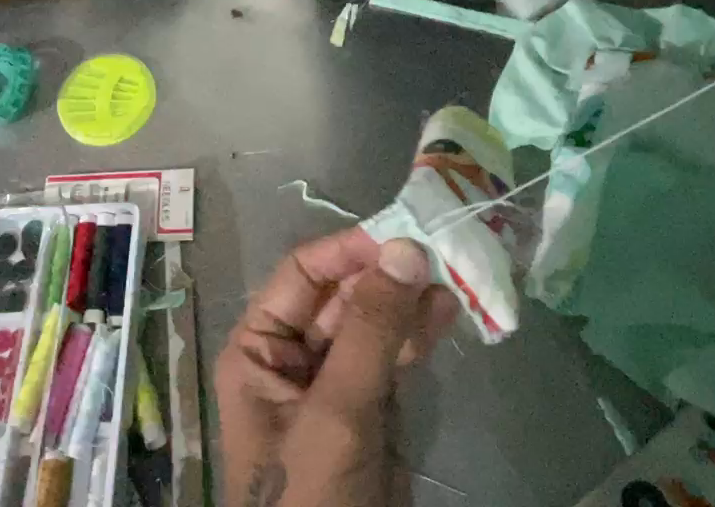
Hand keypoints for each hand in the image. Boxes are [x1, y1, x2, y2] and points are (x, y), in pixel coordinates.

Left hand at [214, 230, 456, 506]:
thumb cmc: (312, 493)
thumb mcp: (337, 411)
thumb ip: (370, 330)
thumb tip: (404, 250)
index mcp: (259, 347)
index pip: (302, 276)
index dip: (349, 251)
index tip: (401, 233)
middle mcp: (290, 356)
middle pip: (340, 297)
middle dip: (386, 275)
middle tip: (440, 250)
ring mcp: (331, 384)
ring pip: (370, 325)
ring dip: (408, 302)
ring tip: (455, 275)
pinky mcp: (367, 412)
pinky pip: (390, 360)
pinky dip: (417, 336)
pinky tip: (448, 314)